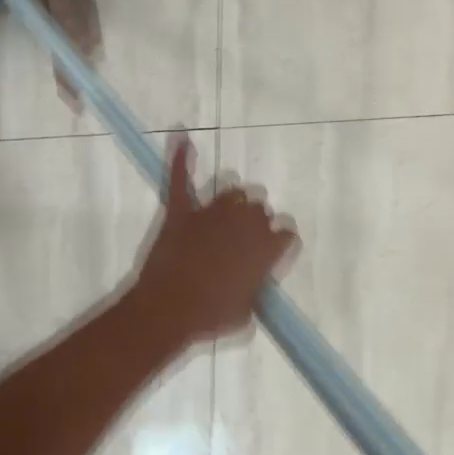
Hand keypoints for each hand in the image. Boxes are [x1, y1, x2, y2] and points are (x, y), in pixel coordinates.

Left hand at [124, 136, 299, 345]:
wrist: (168, 311)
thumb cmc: (209, 318)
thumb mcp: (245, 314)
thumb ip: (254, 292)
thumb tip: (249, 287)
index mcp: (268, 248)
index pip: (286, 234)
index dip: (274, 246)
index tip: (262, 259)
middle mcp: (245, 223)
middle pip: (258, 210)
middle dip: (250, 224)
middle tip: (233, 247)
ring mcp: (212, 214)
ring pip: (232, 192)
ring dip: (230, 204)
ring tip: (218, 222)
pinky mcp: (181, 213)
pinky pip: (181, 180)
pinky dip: (179, 159)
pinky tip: (181, 136)